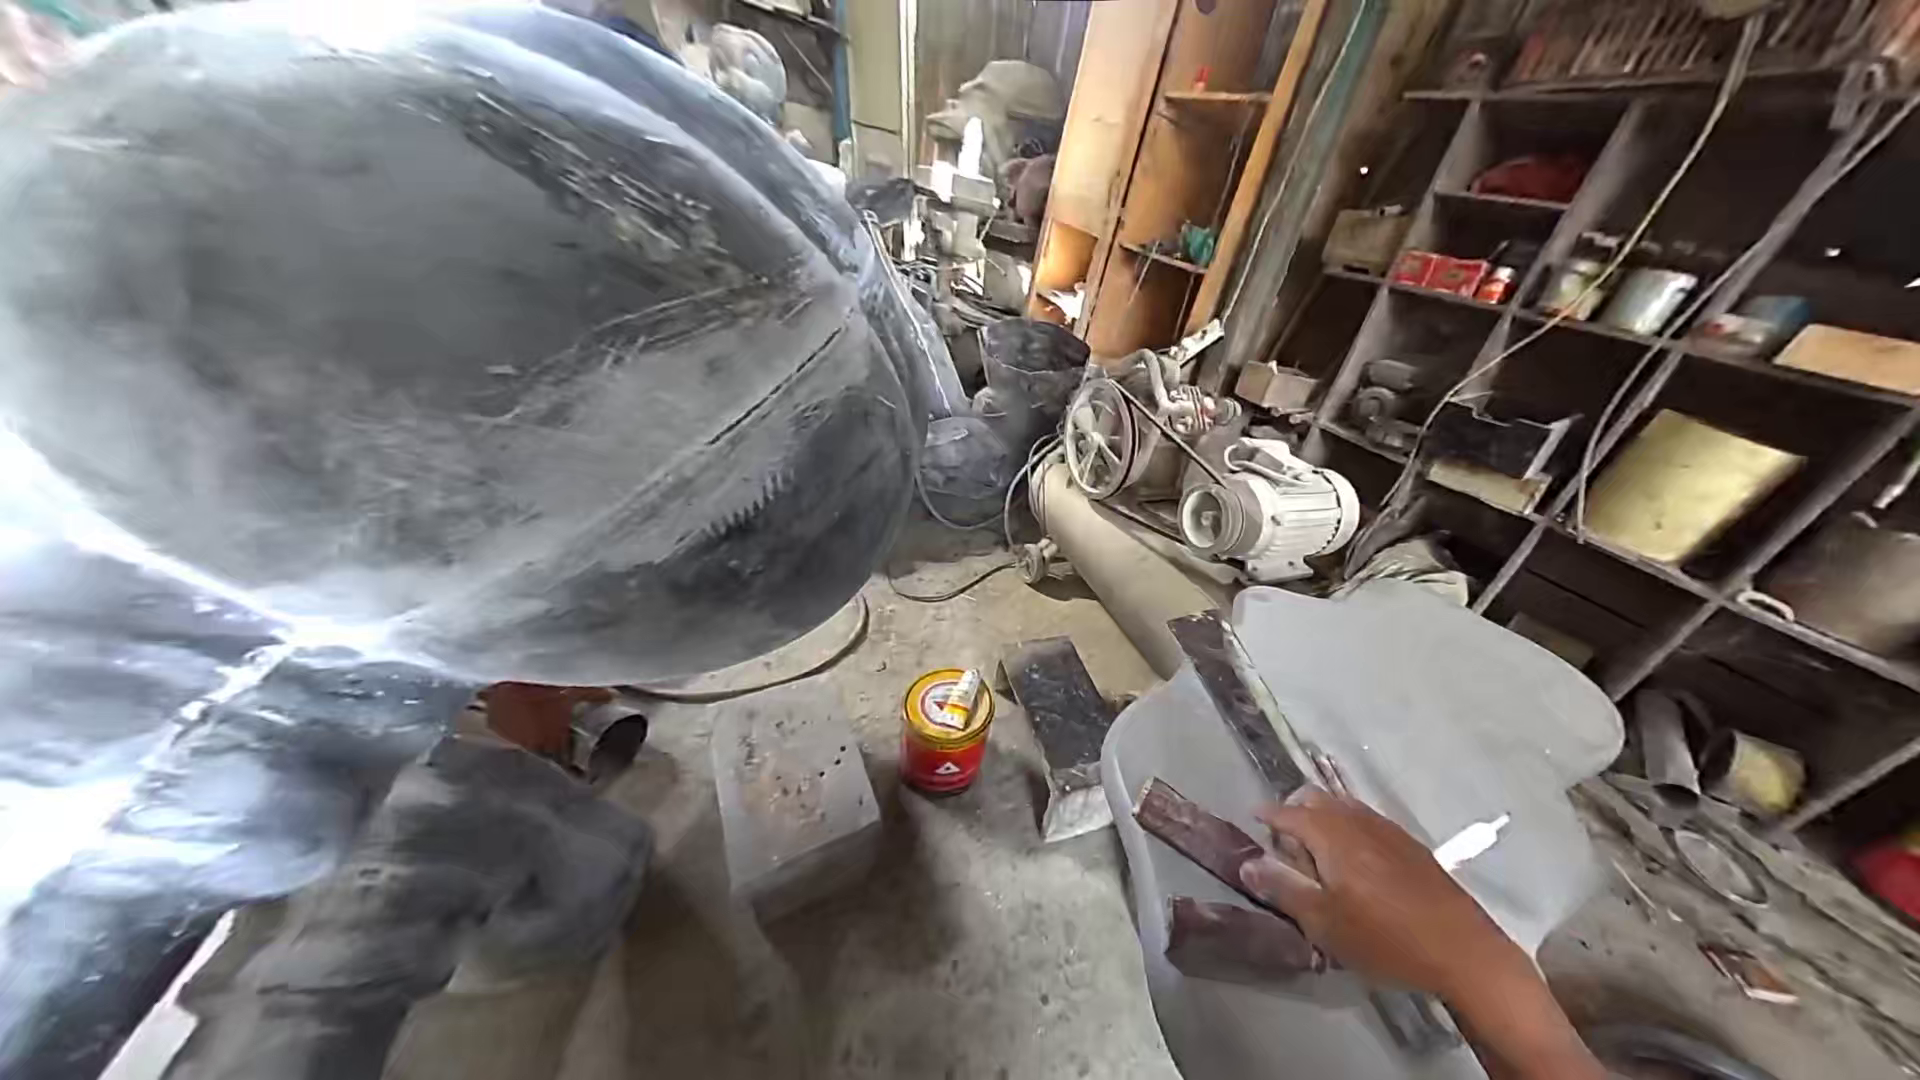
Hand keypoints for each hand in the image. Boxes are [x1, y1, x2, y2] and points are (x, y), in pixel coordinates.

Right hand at [1237, 787, 1526, 998]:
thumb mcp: (1322, 921)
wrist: (1467, 955)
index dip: (1267, 815)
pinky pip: (1367, 820)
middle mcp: (1354, 819)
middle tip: (1286, 838)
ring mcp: (1386, 830)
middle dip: (1294, 809)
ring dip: (1323, 816)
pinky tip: (1357, 858)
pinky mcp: (1411, 846)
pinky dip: (1350, 826)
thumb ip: (1281, 887)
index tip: (1254, 817)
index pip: (1286, 813)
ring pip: (1342, 805)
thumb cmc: (1385, 938)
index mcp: (1328, 832)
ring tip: (1319, 847)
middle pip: (1315, 797)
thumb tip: (1247, 863)